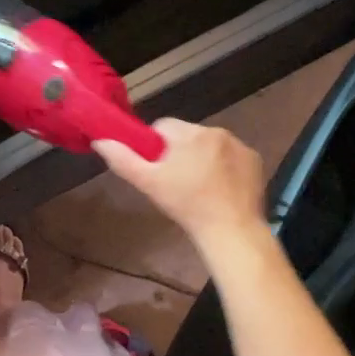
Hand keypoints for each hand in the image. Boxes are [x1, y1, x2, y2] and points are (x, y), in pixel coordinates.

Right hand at [93, 118, 267, 245]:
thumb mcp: (148, 184)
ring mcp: (239, 144)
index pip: (162, 126)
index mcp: (188, 134)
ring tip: (200, 187)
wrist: (231, 229)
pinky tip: (221, 188)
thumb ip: (123, 160)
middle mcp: (215, 131)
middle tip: (176, 181)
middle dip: (179, 151)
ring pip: (209, 144)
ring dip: (202, 157)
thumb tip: (100, 140)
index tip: (157, 169)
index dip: (155, 146)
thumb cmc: (186, 206)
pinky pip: (231, 154)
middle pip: (187, 134)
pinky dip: (224, 165)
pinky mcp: (254, 158)